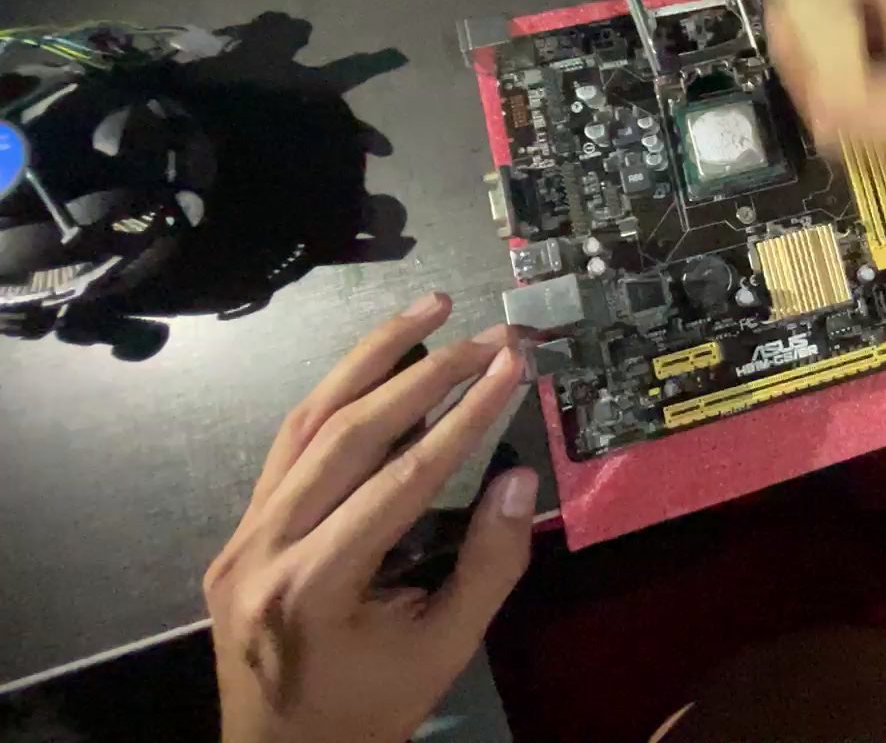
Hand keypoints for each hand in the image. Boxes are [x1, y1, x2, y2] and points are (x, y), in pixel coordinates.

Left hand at [203, 293, 536, 742]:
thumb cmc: (374, 701)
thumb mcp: (449, 643)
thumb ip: (490, 561)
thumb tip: (518, 476)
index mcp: (313, 584)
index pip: (405, 476)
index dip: (467, 414)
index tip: (512, 366)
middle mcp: (263, 547)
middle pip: (351, 432)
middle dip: (431, 370)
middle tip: (491, 333)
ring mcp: (246, 531)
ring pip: (310, 419)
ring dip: (376, 355)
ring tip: (431, 307)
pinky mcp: (248, 524)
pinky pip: (295, 439)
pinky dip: (345, 388)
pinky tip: (383, 359)